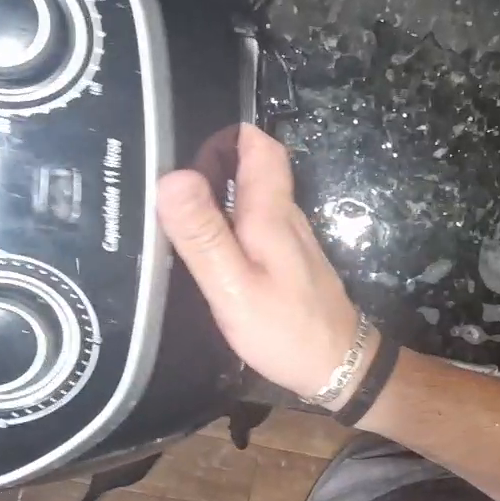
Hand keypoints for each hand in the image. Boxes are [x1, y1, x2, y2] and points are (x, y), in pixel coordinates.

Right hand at [156, 125, 365, 402]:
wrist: (339, 367)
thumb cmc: (285, 330)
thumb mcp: (234, 286)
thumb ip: (204, 234)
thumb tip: (172, 175)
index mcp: (272, 214)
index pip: (261, 148)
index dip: (228, 133)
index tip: (183, 135)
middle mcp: (287, 218)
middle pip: (255, 170)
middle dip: (214, 160)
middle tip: (160, 171)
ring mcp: (291, 241)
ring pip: (255, 199)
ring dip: (220, 192)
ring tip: (172, 204)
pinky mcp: (290, 263)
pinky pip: (257, 226)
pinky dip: (231, 222)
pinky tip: (206, 243)